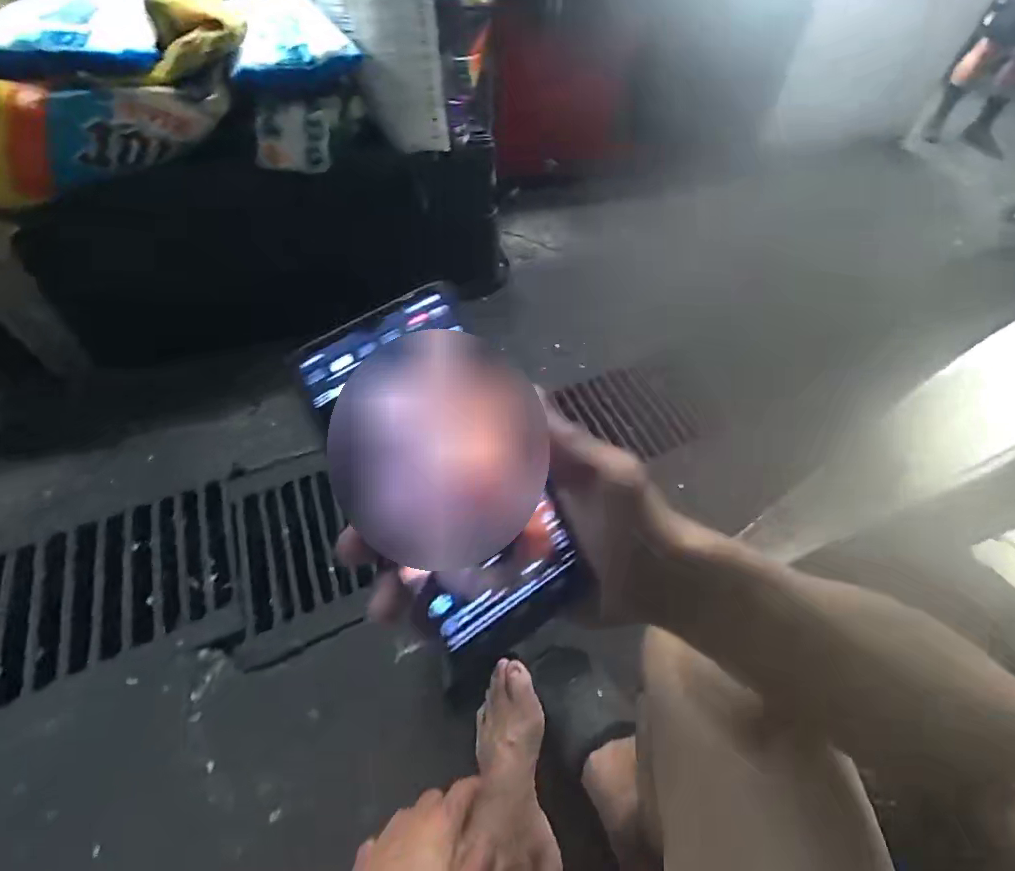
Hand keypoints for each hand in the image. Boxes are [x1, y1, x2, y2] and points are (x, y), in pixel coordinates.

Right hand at [336, 397, 697, 627]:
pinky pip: (461, 603)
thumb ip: (564, 440)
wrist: (662, 583)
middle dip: (384, 531)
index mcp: (510, 474)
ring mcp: (497, 555)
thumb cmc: (634, 518)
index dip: (403, 469)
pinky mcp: (505, 594)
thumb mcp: (603, 472)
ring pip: (435, 563)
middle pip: (427, 517)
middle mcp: (495, 510)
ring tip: (382, 607)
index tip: (364, 475)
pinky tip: (415, 627)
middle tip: (352, 550)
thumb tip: (525, 386)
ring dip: (400, 580)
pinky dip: (433, 613)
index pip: (445, 465)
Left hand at [353, 780, 477, 870]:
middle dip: (447, 806)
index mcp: (440, 820)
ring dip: (422, 822)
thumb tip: (488, 838)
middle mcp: (413, 816)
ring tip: (432, 845)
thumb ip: (477, 858)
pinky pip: (387, 837)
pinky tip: (400, 860)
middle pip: (434, 797)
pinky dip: (398, 841)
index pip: (462, 789)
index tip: (484, 791)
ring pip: (409, 814)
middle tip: (460, 827)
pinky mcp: (367, 852)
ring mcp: (386, 832)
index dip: (475, 787)